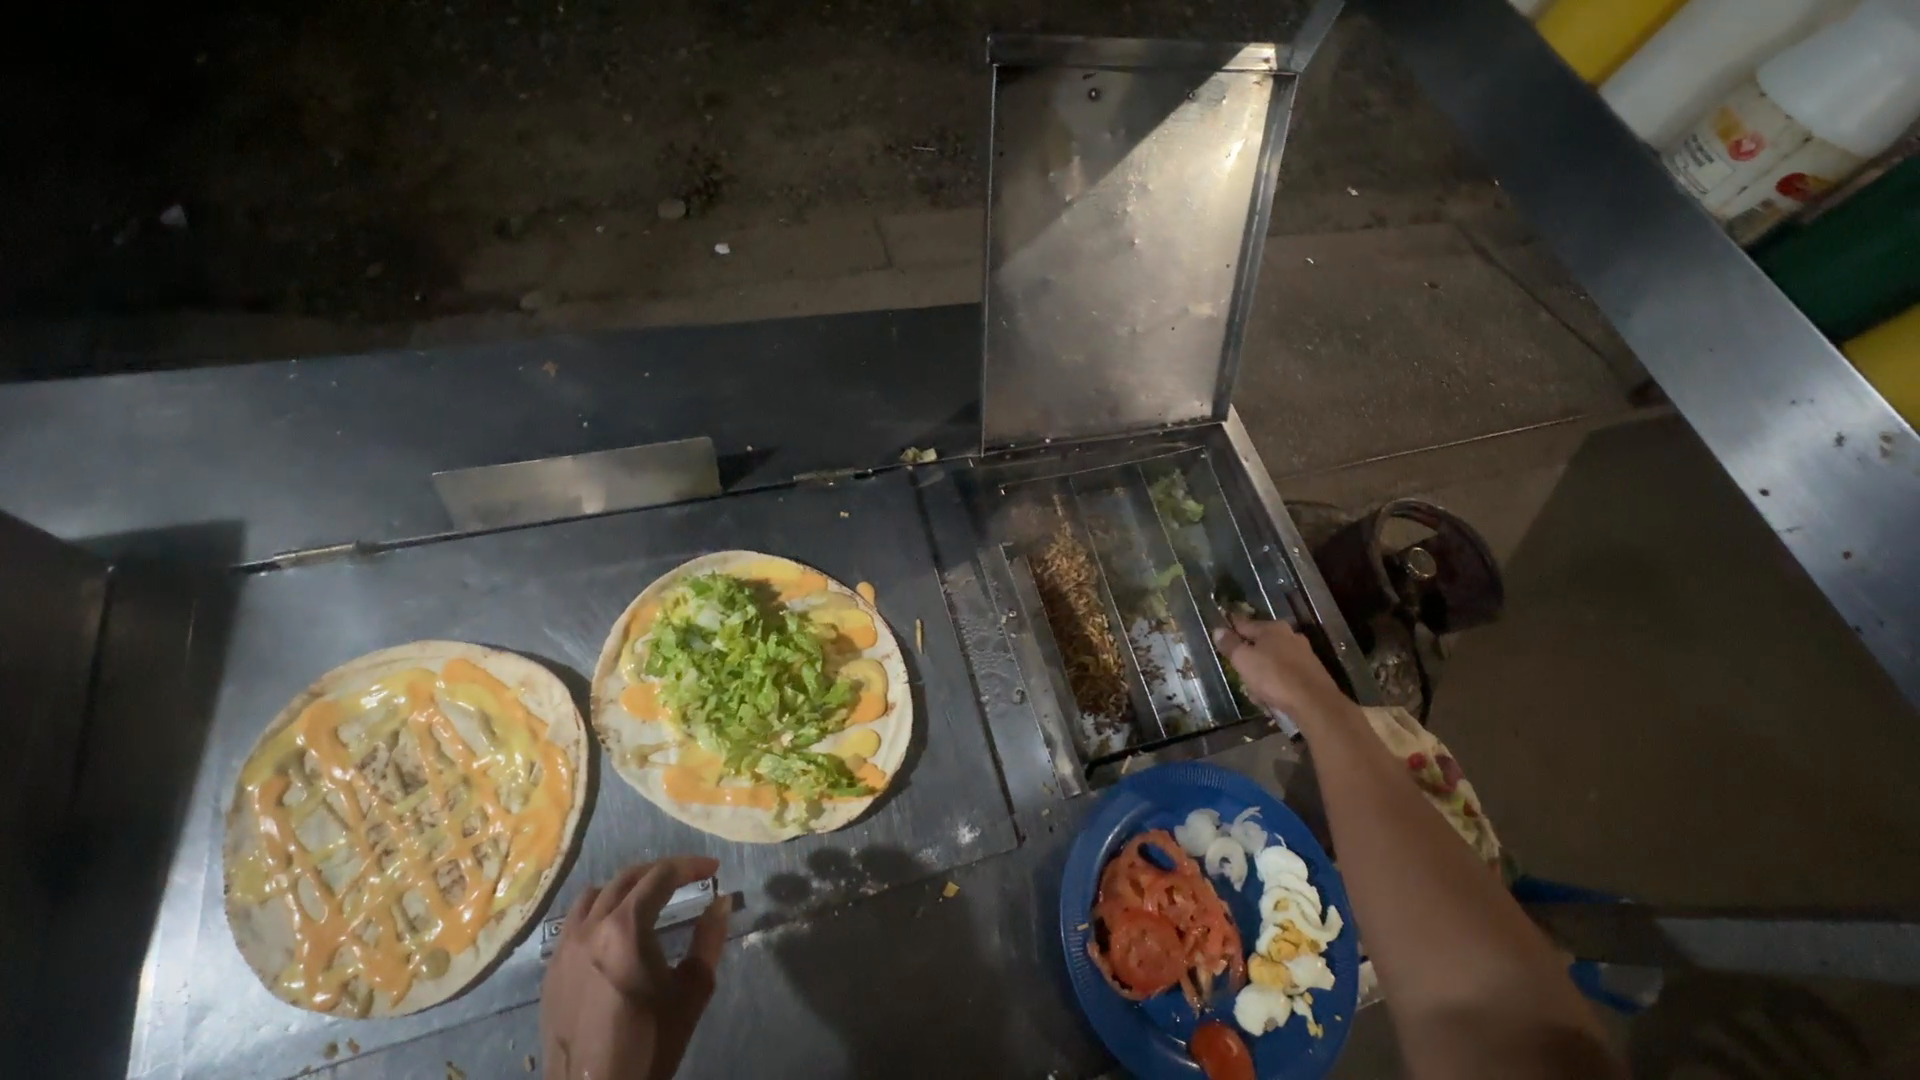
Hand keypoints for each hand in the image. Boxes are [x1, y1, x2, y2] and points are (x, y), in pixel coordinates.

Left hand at [540, 857, 728, 1079]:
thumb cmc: (650, 1043)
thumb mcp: (692, 991)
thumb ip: (708, 939)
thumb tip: (721, 902)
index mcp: (627, 929)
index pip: (661, 876)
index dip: (690, 865)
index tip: (713, 868)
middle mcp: (590, 927)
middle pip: (627, 878)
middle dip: (660, 871)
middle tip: (687, 877)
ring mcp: (564, 948)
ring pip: (594, 895)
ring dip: (625, 887)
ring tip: (648, 898)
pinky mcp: (551, 970)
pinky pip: (573, 922)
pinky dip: (598, 911)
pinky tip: (614, 930)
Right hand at [1212, 613, 1354, 724]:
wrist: (1314, 702)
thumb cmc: (1273, 676)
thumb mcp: (1243, 660)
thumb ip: (1230, 644)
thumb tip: (1218, 630)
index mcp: (1273, 628)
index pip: (1245, 624)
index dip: (1231, 627)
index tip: (1222, 630)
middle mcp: (1290, 636)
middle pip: (1261, 644)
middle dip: (1249, 657)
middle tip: (1239, 671)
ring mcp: (1303, 655)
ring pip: (1273, 661)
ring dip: (1262, 674)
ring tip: (1256, 692)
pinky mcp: (1312, 674)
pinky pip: (1285, 675)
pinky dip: (1276, 684)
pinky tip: (1272, 698)